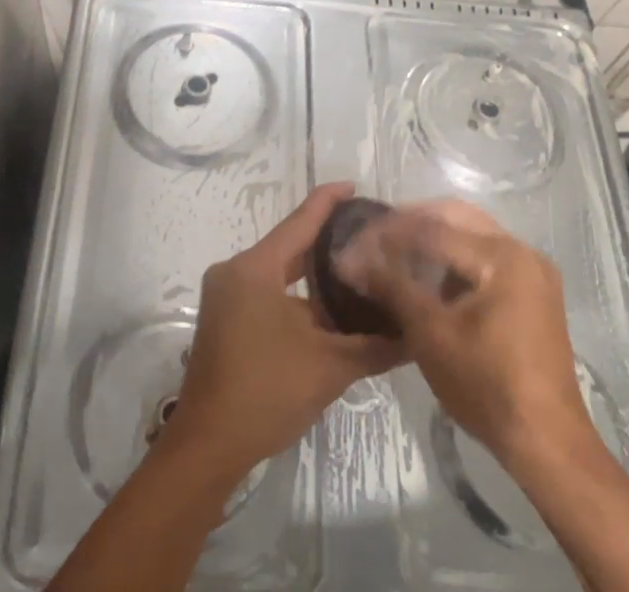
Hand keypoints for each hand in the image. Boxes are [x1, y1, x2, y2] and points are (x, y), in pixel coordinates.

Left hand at [160, 183, 405, 473]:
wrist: (209, 443)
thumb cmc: (267, 391)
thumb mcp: (330, 366)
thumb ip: (377, 346)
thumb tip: (419, 336)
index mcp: (254, 269)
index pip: (299, 222)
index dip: (329, 202)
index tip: (357, 186)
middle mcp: (235, 273)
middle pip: (289, 246)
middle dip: (329, 242)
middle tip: (372, 237)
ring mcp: (226, 298)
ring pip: (279, 275)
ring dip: (315, 277)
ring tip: (361, 272)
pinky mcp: (226, 321)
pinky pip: (268, 295)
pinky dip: (299, 298)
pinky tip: (333, 310)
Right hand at [333, 200, 595, 473]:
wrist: (545, 439)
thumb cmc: (485, 383)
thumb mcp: (429, 333)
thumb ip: (391, 286)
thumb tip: (350, 260)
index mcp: (501, 255)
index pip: (431, 227)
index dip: (385, 233)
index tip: (350, 244)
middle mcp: (523, 252)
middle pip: (456, 218)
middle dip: (410, 224)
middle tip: (371, 239)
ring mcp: (533, 274)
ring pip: (472, 236)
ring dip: (432, 240)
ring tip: (392, 257)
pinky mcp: (534, 296)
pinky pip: (487, 260)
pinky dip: (454, 261)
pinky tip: (427, 280)